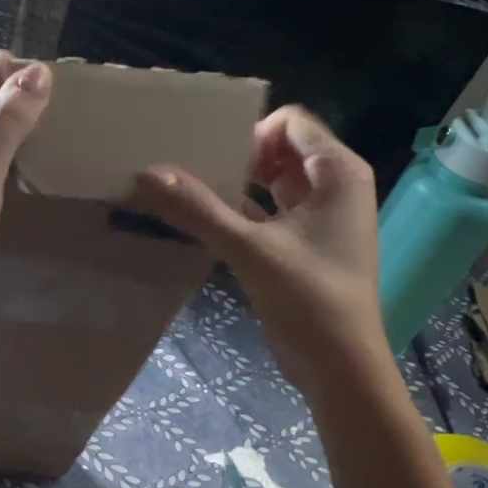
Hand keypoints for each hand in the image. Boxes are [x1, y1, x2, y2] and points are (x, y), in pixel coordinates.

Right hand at [126, 105, 387, 392]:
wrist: (341, 366)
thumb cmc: (308, 299)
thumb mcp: (249, 249)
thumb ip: (197, 209)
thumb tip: (145, 174)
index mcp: (339, 172)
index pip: (291, 122)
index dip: (250, 134)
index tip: (213, 163)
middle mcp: (337, 186)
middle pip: (282, 149)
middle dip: (239, 158)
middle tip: (195, 177)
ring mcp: (323, 219)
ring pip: (275, 184)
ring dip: (238, 187)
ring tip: (193, 197)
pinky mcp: (307, 247)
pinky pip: (272, 214)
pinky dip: (244, 215)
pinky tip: (206, 226)